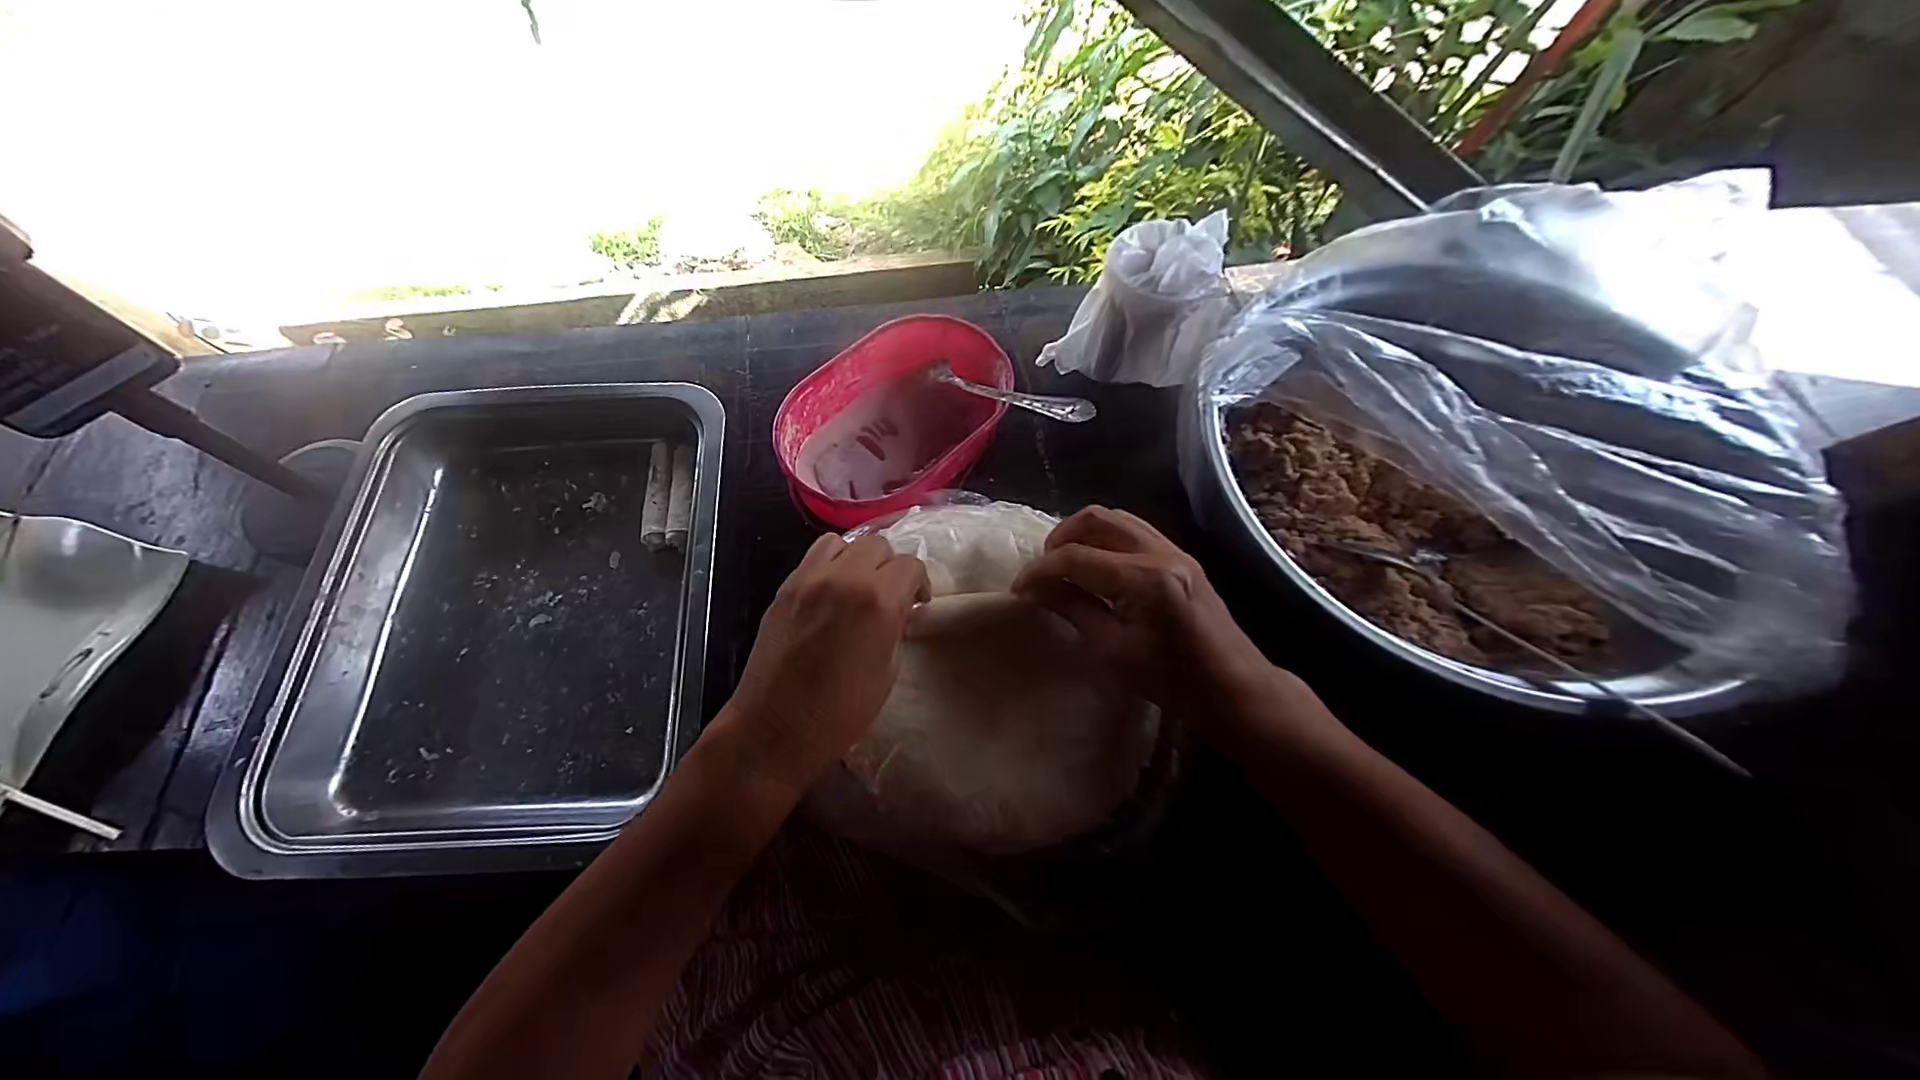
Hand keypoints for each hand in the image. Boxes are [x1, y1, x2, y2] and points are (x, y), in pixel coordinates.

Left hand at [718, 534, 929, 793]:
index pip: (910, 566)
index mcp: (877, 602)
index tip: (916, 604)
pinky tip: (831, 593)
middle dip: (891, 567)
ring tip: (858, 587)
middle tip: (890, 596)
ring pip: (844, 542)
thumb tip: (896, 612)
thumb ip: (894, 628)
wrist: (775, 729)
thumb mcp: (888, 672)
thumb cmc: (841, 712)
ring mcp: (809, 579)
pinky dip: (831, 564)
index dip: (919, 584)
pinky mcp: (785, 588)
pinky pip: (814, 556)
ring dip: (858, 559)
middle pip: (878, 545)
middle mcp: (844, 579)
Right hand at [1010, 506, 1286, 717]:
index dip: (1039, 571)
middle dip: (1060, 540)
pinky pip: (1134, 531)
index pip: (1075, 558)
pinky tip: (1096, 568)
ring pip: (1116, 519)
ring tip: (1065, 567)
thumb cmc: (1173, 681)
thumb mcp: (1113, 651)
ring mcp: (1175, 550)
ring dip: (1083, 535)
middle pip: (1095, 519)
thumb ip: (1074, 609)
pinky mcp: (1181, 557)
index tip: (1018, 590)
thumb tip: (1036, 589)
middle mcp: (1160, 552)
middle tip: (1043, 572)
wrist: (1235, 688)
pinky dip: (1106, 540)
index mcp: (1144, 579)